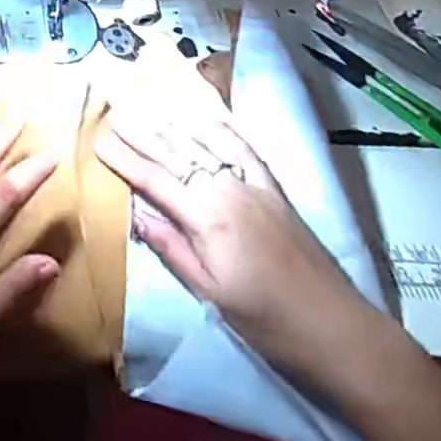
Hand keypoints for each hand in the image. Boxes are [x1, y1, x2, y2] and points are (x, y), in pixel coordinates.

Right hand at [93, 97, 377, 376]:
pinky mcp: (275, 191)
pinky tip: (201, 118)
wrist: (343, 334)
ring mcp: (254, 187)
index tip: (97, 142)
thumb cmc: (269, 322)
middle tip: (112, 110)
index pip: (154, 180)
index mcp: (208, 219)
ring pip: (204, 146)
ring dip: (170, 124)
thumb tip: (133, 213)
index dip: (123, 160)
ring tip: (144, 106)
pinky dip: (220, 131)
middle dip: (140, 131)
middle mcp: (228, 193)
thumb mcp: (211, 293)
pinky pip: (243, 151)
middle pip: (175, 154)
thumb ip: (171, 247)